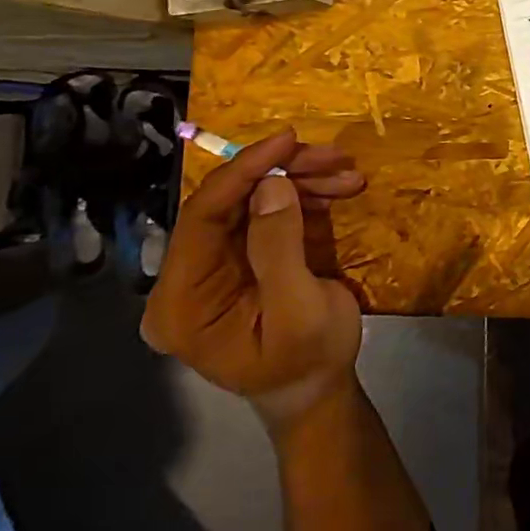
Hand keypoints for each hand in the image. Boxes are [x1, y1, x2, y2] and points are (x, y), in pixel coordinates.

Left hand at [141, 129, 367, 429]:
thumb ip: (280, 247)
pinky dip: (305, 193)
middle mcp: (189, 276)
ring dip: (301, 179)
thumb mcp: (298, 311)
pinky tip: (339, 187)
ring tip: (347, 172)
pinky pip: (268, 210)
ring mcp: (216, 264)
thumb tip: (272, 183)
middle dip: (283, 172)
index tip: (287, 140)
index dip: (242, 172)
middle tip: (332, 157)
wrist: (320, 390)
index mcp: (181, 301)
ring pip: (252, 199)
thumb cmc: (308, 361)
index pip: (201, 218)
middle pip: (229, 202)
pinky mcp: (244, 255)